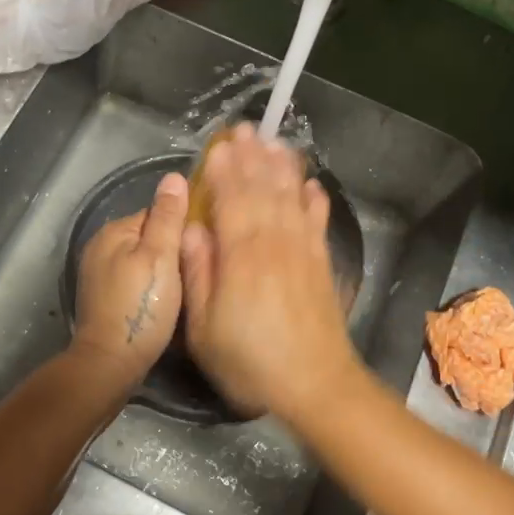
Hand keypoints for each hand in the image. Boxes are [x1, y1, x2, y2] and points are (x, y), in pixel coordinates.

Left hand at [69, 171, 188, 388]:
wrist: (110, 363)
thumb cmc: (140, 307)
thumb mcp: (160, 257)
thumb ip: (168, 218)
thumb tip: (174, 177)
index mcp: (113, 231)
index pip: (157, 214)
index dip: (182, 228)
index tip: (203, 246)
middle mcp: (101, 248)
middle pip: (150, 239)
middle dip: (172, 252)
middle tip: (197, 272)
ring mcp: (99, 276)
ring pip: (144, 263)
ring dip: (163, 273)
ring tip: (186, 290)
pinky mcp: (104, 300)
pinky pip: (135, 283)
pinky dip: (150, 290)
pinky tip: (165, 305)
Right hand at [181, 124, 360, 416]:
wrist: (316, 385)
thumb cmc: (250, 361)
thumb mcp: (204, 328)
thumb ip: (197, 275)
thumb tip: (191, 231)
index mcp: (241, 257)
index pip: (230, 201)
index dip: (223, 172)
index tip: (216, 146)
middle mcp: (274, 244)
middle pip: (262, 190)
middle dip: (252, 157)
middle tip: (244, 129)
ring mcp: (302, 252)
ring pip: (291, 198)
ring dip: (281, 168)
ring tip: (274, 141)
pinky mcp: (322, 265)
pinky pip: (317, 222)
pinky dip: (313, 200)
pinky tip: (310, 184)